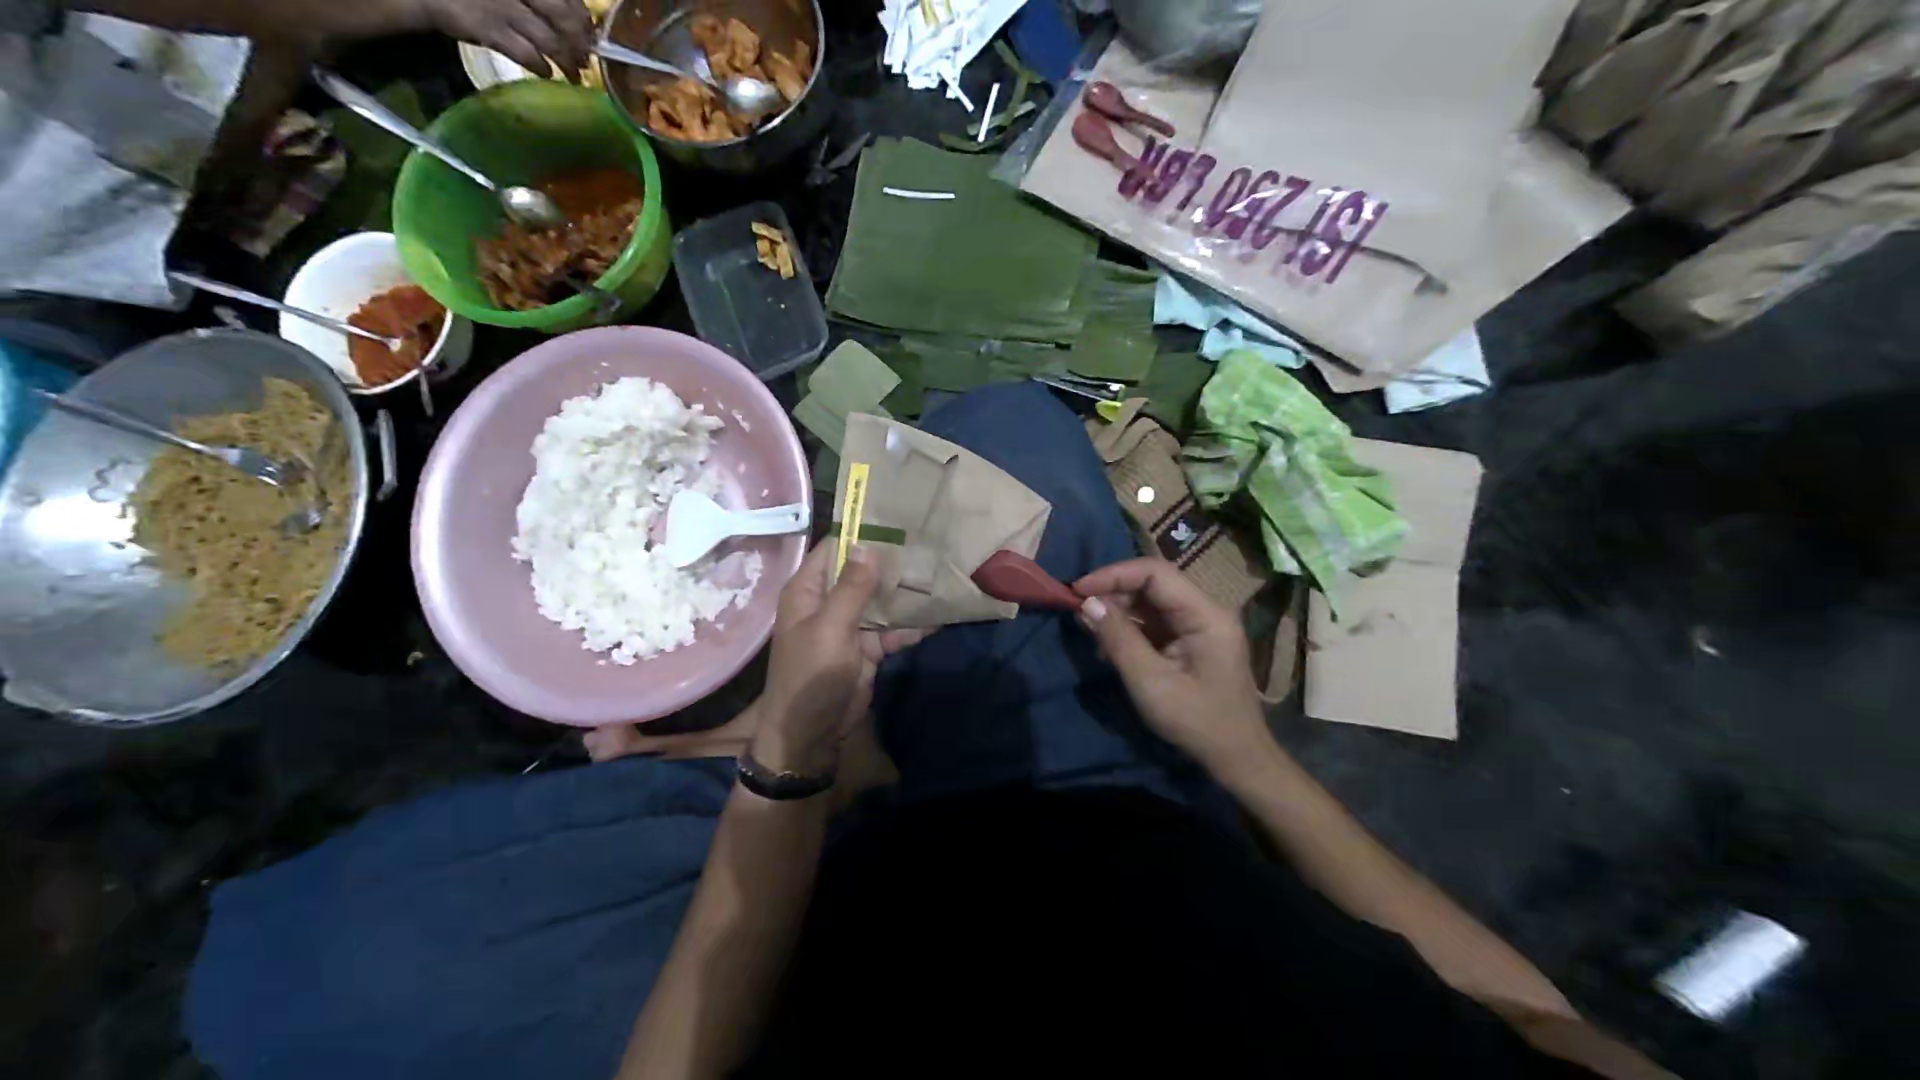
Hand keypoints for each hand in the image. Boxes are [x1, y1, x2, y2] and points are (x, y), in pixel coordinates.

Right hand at [412, 0, 593, 79]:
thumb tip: (577, 16)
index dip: (583, 17)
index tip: (589, 32)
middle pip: (565, 19)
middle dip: (581, 43)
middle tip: (586, 58)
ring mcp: (503, 7)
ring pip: (551, 41)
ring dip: (568, 63)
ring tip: (574, 74)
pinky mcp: (489, 29)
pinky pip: (527, 55)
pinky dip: (542, 68)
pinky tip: (547, 72)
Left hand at [749, 542, 923, 775]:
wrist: (811, 734)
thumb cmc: (811, 675)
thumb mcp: (831, 628)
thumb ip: (851, 588)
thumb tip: (867, 544)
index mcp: (808, 590)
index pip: (834, 549)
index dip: (861, 533)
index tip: (896, 517)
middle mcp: (828, 602)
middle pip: (862, 572)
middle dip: (892, 560)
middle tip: (929, 539)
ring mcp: (850, 625)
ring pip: (881, 599)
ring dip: (906, 591)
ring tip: (941, 570)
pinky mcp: (869, 648)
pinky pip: (893, 629)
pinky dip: (913, 624)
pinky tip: (941, 613)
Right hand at [1074, 558, 1270, 774]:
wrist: (1237, 759)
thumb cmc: (1197, 722)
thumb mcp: (1150, 682)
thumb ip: (1118, 639)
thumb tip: (1086, 603)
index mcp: (1206, 615)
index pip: (1155, 573)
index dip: (1114, 575)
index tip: (1078, 590)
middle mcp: (1205, 611)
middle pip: (1153, 584)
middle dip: (1113, 592)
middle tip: (1078, 610)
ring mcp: (1199, 627)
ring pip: (1151, 602)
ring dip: (1118, 610)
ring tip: (1089, 626)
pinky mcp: (1190, 642)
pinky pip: (1155, 622)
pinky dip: (1128, 627)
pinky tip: (1107, 643)